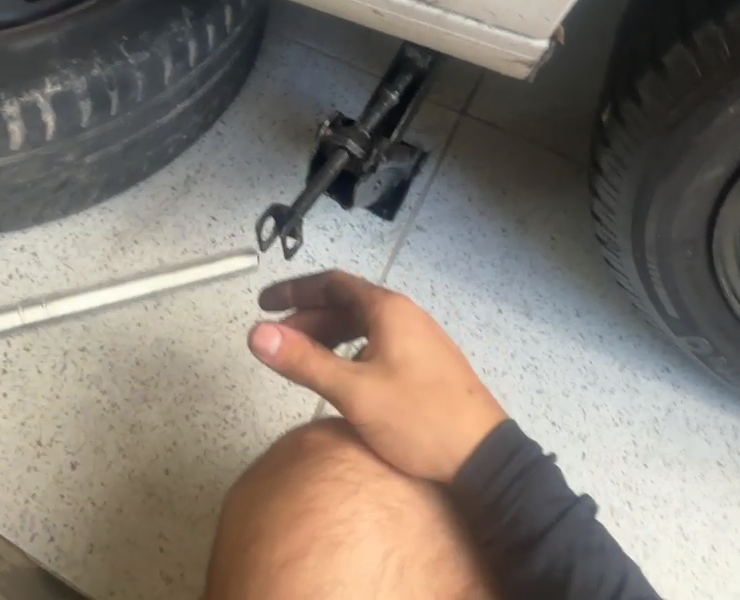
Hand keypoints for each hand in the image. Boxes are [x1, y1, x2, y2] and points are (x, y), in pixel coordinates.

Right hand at [247, 270, 507, 482]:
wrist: (483, 455)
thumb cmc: (417, 417)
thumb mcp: (354, 391)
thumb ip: (305, 361)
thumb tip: (256, 333)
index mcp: (387, 308)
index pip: (332, 283)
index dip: (295, 291)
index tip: (264, 303)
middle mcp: (404, 314)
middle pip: (346, 302)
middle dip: (307, 317)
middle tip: (276, 340)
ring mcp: (418, 337)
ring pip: (363, 323)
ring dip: (329, 334)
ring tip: (302, 357)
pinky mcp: (426, 361)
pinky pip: (378, 340)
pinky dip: (350, 348)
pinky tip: (342, 375)